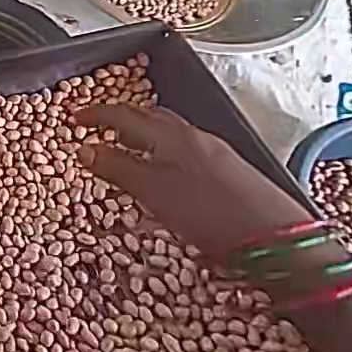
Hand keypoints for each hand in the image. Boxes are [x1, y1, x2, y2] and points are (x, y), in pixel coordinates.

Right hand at [74, 105, 312, 257]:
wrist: (278, 237)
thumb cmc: (207, 212)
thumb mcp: (151, 191)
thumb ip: (116, 167)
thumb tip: (83, 149)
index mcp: (170, 135)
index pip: (124, 115)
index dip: (96, 114)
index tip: (73, 116)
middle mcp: (191, 136)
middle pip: (148, 116)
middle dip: (118, 117)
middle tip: (95, 126)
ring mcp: (212, 152)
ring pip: (166, 132)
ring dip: (139, 132)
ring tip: (120, 144)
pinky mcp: (225, 170)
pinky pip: (180, 147)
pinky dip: (158, 148)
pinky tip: (157, 168)